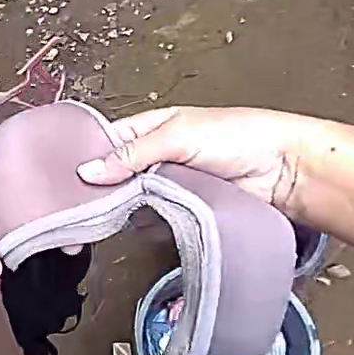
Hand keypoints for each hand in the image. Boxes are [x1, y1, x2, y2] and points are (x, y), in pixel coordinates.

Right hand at [75, 106, 328, 215]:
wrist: (287, 170)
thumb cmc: (241, 136)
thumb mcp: (177, 135)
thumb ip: (131, 154)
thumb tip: (88, 172)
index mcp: (147, 128)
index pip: (103, 142)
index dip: (84, 158)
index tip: (66, 178)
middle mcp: (151, 155)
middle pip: (110, 174)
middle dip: (97, 189)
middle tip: (80, 206)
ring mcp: (165, 183)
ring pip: (126, 198)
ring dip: (118, 208)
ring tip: (103, 217)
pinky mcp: (178, 208)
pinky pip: (149, 217)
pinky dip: (140, 223)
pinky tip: (131, 226)